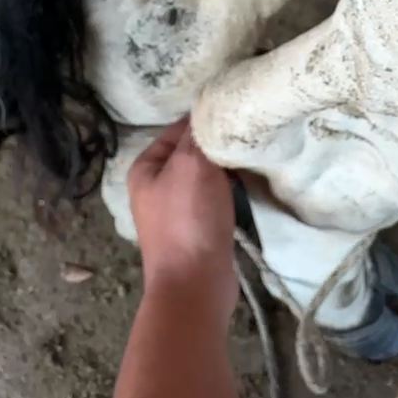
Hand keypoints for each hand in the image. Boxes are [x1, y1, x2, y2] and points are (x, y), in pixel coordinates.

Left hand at [127, 117, 237, 322]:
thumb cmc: (188, 218)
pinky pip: (215, 197)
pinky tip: (248, 184)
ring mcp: (176, 210)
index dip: (206, 119)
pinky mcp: (197, 229)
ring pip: (206, 175)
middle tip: (247, 136)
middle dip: (218, 145)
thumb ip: (199, 135)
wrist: (194, 286)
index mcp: (145, 167)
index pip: (179, 128)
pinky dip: (230, 190)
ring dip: (226, 168)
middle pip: (192, 151)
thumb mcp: (191, 164)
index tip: (235, 113)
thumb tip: (210, 111)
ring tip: (251, 156)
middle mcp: (156, 186)